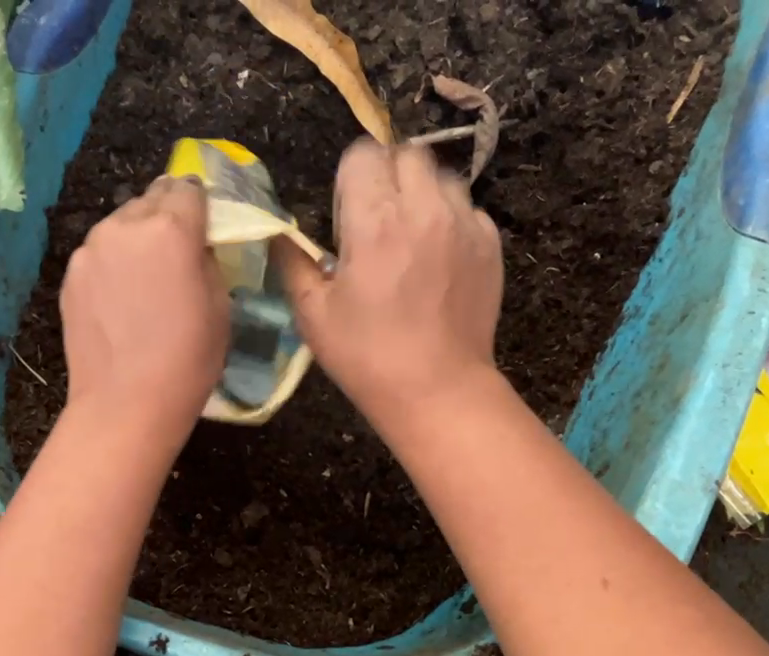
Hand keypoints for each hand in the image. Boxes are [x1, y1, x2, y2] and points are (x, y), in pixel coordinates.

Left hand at [59, 176, 229, 438]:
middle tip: (175, 255)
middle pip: (150, 199)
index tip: (202, 225)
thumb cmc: (187, 361)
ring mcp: (90, 249)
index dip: (198, 205)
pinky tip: (120, 300)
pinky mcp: (70, 276)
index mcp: (171, 228)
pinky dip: (112, 265)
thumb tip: (194, 245)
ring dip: (135, 239)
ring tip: (144, 281)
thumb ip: (207, 260)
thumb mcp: (220, 306)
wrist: (126, 404)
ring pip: (120, 225)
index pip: (189, 188)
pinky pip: (98, 255)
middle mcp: (125, 226)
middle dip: (165, 217)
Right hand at [276, 140, 503, 425]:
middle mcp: (424, 209)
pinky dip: (449, 221)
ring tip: (410, 238)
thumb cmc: (366, 357)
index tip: (346, 215)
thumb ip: (293, 262)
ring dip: (421, 195)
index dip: (350, 179)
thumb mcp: (313, 315)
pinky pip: (467, 209)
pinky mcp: (490, 243)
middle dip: (387, 177)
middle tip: (376, 223)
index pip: (363, 155)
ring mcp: (464, 224)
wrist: (437, 389)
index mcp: (375, 222)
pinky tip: (437, 261)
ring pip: (441, 177)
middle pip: (406, 155)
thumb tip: (278, 233)